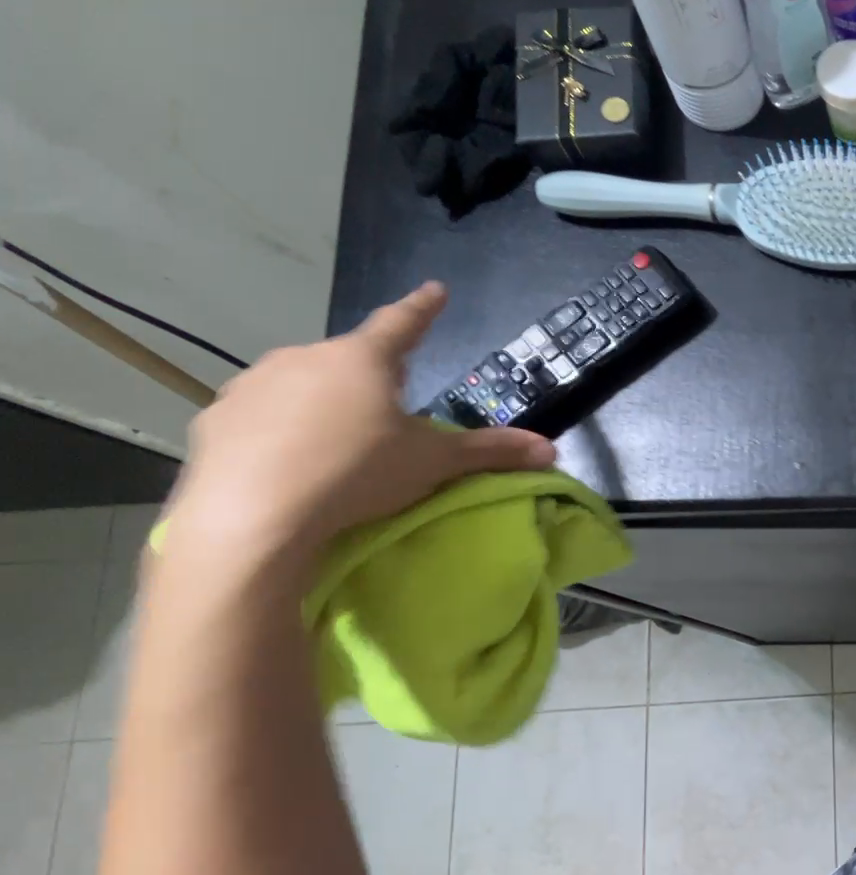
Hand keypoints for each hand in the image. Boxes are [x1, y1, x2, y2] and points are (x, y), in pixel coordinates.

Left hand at [167, 283, 554, 565]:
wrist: (254, 515)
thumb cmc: (358, 473)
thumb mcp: (434, 463)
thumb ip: (490, 452)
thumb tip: (550, 450)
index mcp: (363, 360)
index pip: (402, 324)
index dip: (423, 308)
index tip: (434, 289)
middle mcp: (304, 358)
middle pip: (350, 361)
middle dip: (371, 377)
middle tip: (389, 408)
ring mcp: (253, 385)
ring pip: (302, 386)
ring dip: (324, 404)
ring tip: (339, 444)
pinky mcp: (217, 419)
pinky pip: (263, 415)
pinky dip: (282, 430)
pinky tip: (292, 461)